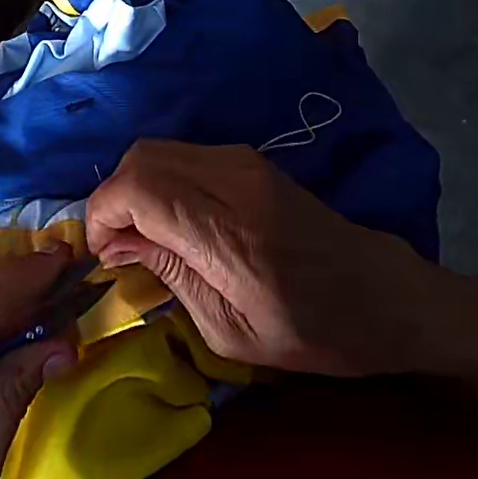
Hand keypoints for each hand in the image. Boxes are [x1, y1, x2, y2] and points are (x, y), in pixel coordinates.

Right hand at [85, 140, 455, 376]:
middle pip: (143, 157)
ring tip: (143, 236)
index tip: (102, 255)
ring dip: (137, 187)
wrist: (376, 290)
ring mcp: (247, 162)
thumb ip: (169, 273)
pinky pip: (187, 154)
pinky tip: (173, 219)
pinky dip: (163, 180)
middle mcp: (235, 178)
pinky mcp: (254, 159)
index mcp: (228, 229)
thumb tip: (114, 242)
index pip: (137, 186)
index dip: (101, 215)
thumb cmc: (309, 329)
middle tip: (118, 247)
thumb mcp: (228, 329)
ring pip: (161, 149)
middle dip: (113, 198)